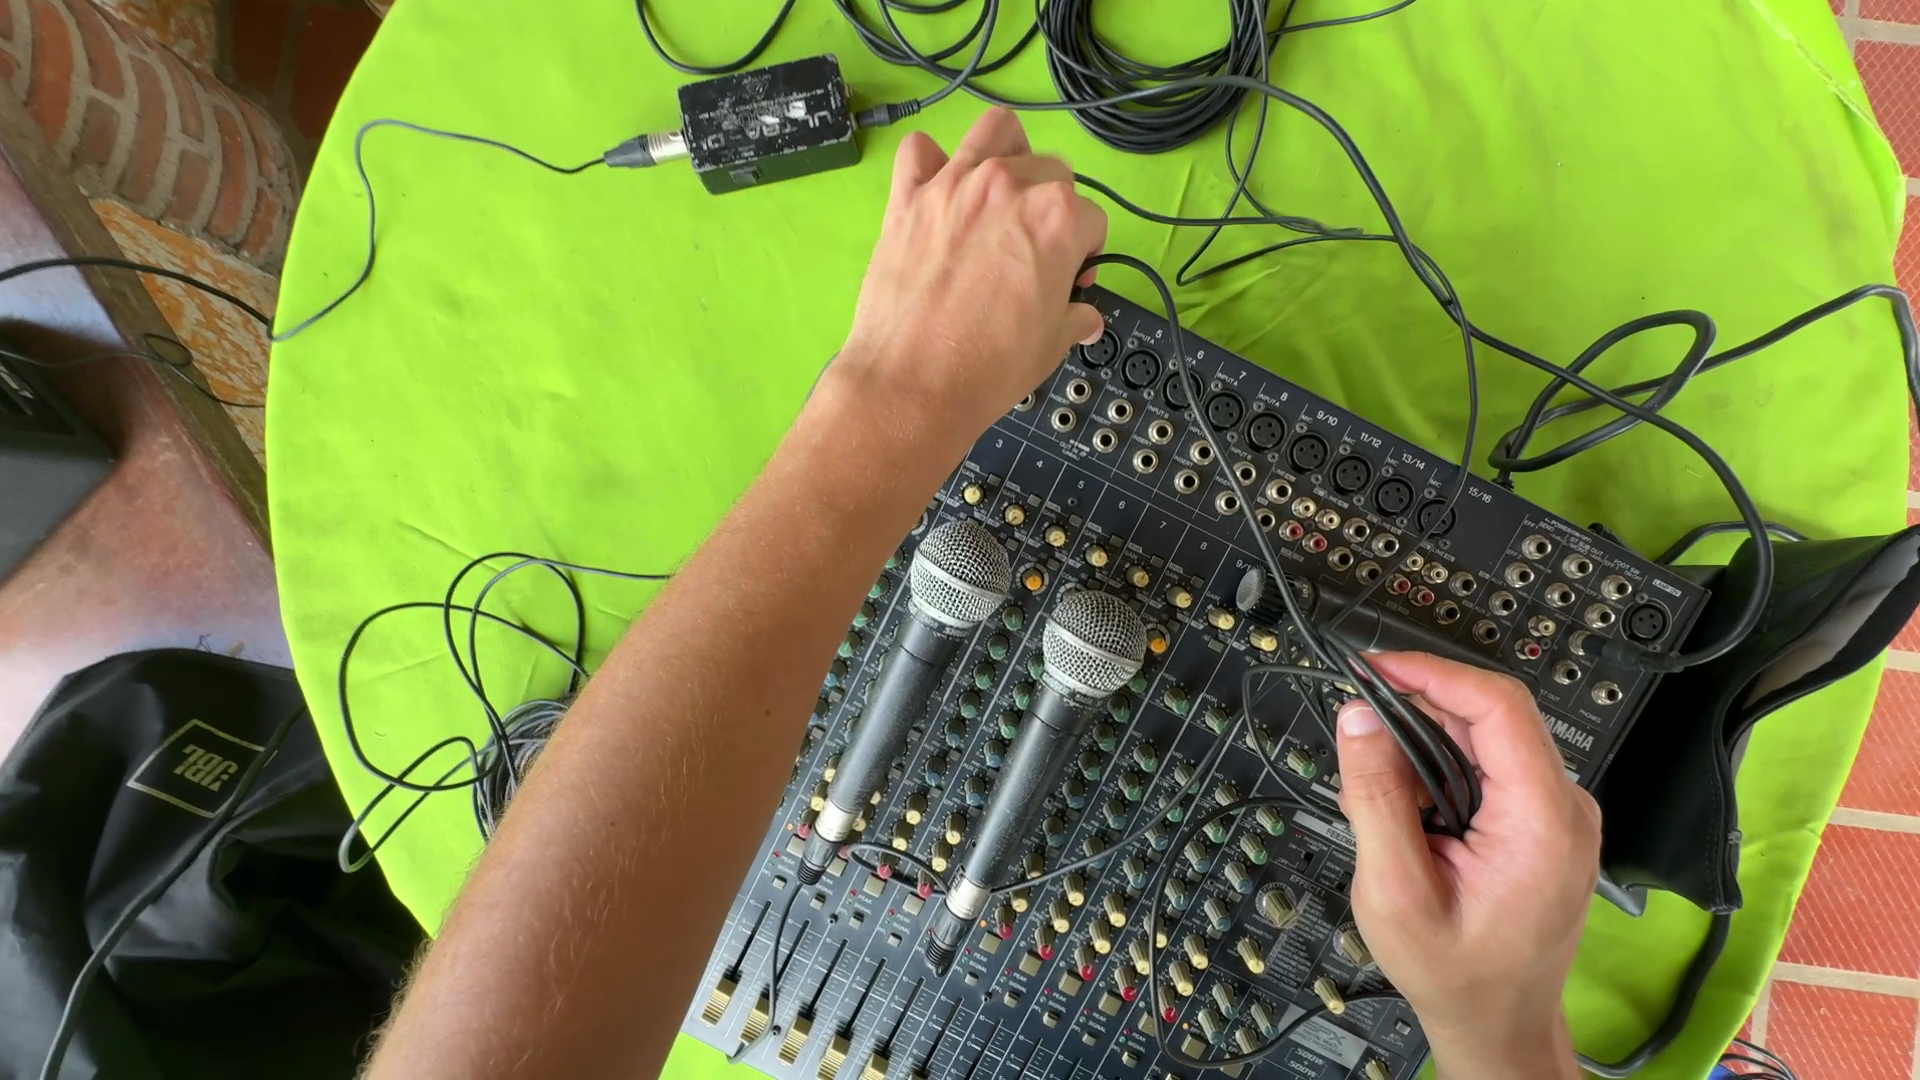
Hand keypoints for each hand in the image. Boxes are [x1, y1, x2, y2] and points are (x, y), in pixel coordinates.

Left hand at [829, 108, 1108, 457]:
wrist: (913, 385)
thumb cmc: (988, 370)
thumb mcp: (1051, 347)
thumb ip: (1074, 318)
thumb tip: (1085, 318)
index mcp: (1057, 219)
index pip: (1091, 219)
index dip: (1086, 254)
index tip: (1071, 282)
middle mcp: (1009, 186)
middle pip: (1051, 172)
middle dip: (1053, 209)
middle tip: (1035, 254)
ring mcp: (954, 185)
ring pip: (996, 132)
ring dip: (1009, 156)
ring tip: (1000, 199)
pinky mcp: (907, 199)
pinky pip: (920, 150)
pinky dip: (931, 164)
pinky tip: (938, 194)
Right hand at [1334, 652, 1599, 1079]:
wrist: (1497, 1023)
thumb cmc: (1452, 970)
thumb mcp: (1394, 887)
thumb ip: (1375, 796)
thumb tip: (1358, 715)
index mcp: (1541, 820)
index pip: (1496, 705)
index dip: (1430, 672)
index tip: (1369, 668)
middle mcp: (1560, 805)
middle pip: (1482, 713)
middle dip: (1409, 713)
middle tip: (1353, 740)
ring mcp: (1550, 811)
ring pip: (1473, 735)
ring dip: (1412, 747)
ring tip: (1372, 797)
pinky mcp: (1533, 817)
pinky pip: (1475, 762)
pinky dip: (1426, 769)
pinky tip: (1400, 812)